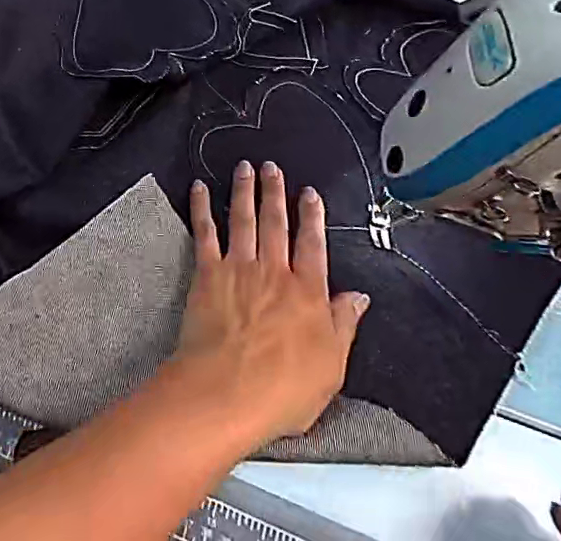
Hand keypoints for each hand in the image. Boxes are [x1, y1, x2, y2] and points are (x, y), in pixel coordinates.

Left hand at [167, 161, 369, 447]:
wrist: (225, 393)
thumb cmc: (281, 389)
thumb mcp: (330, 366)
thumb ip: (344, 325)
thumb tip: (359, 298)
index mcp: (306, 291)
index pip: (313, 243)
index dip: (312, 216)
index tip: (309, 194)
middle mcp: (274, 271)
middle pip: (276, 222)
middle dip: (275, 192)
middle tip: (273, 168)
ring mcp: (239, 268)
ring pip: (244, 219)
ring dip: (245, 190)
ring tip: (245, 167)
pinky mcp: (208, 275)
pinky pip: (205, 233)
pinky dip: (202, 209)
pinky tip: (200, 189)